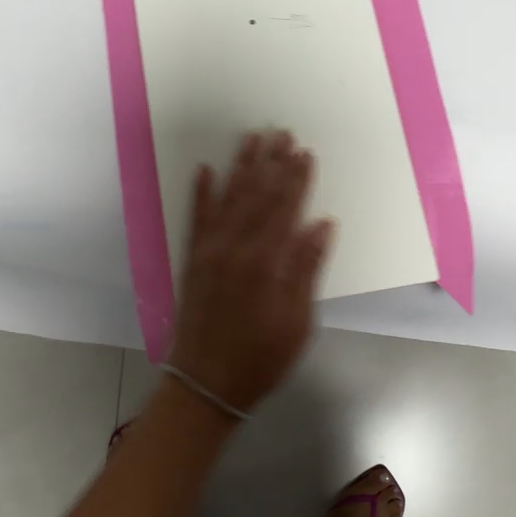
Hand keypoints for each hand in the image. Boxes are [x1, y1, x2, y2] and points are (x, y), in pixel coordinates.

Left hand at [168, 131, 334, 414]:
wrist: (205, 384)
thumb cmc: (261, 358)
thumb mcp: (297, 322)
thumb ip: (306, 270)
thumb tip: (322, 225)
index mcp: (267, 263)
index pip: (285, 209)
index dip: (296, 179)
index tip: (304, 153)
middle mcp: (237, 248)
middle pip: (258, 196)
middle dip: (272, 163)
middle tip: (281, 132)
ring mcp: (211, 251)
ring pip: (229, 198)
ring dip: (241, 167)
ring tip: (252, 138)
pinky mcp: (193, 260)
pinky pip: (196, 218)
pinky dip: (200, 192)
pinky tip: (204, 169)